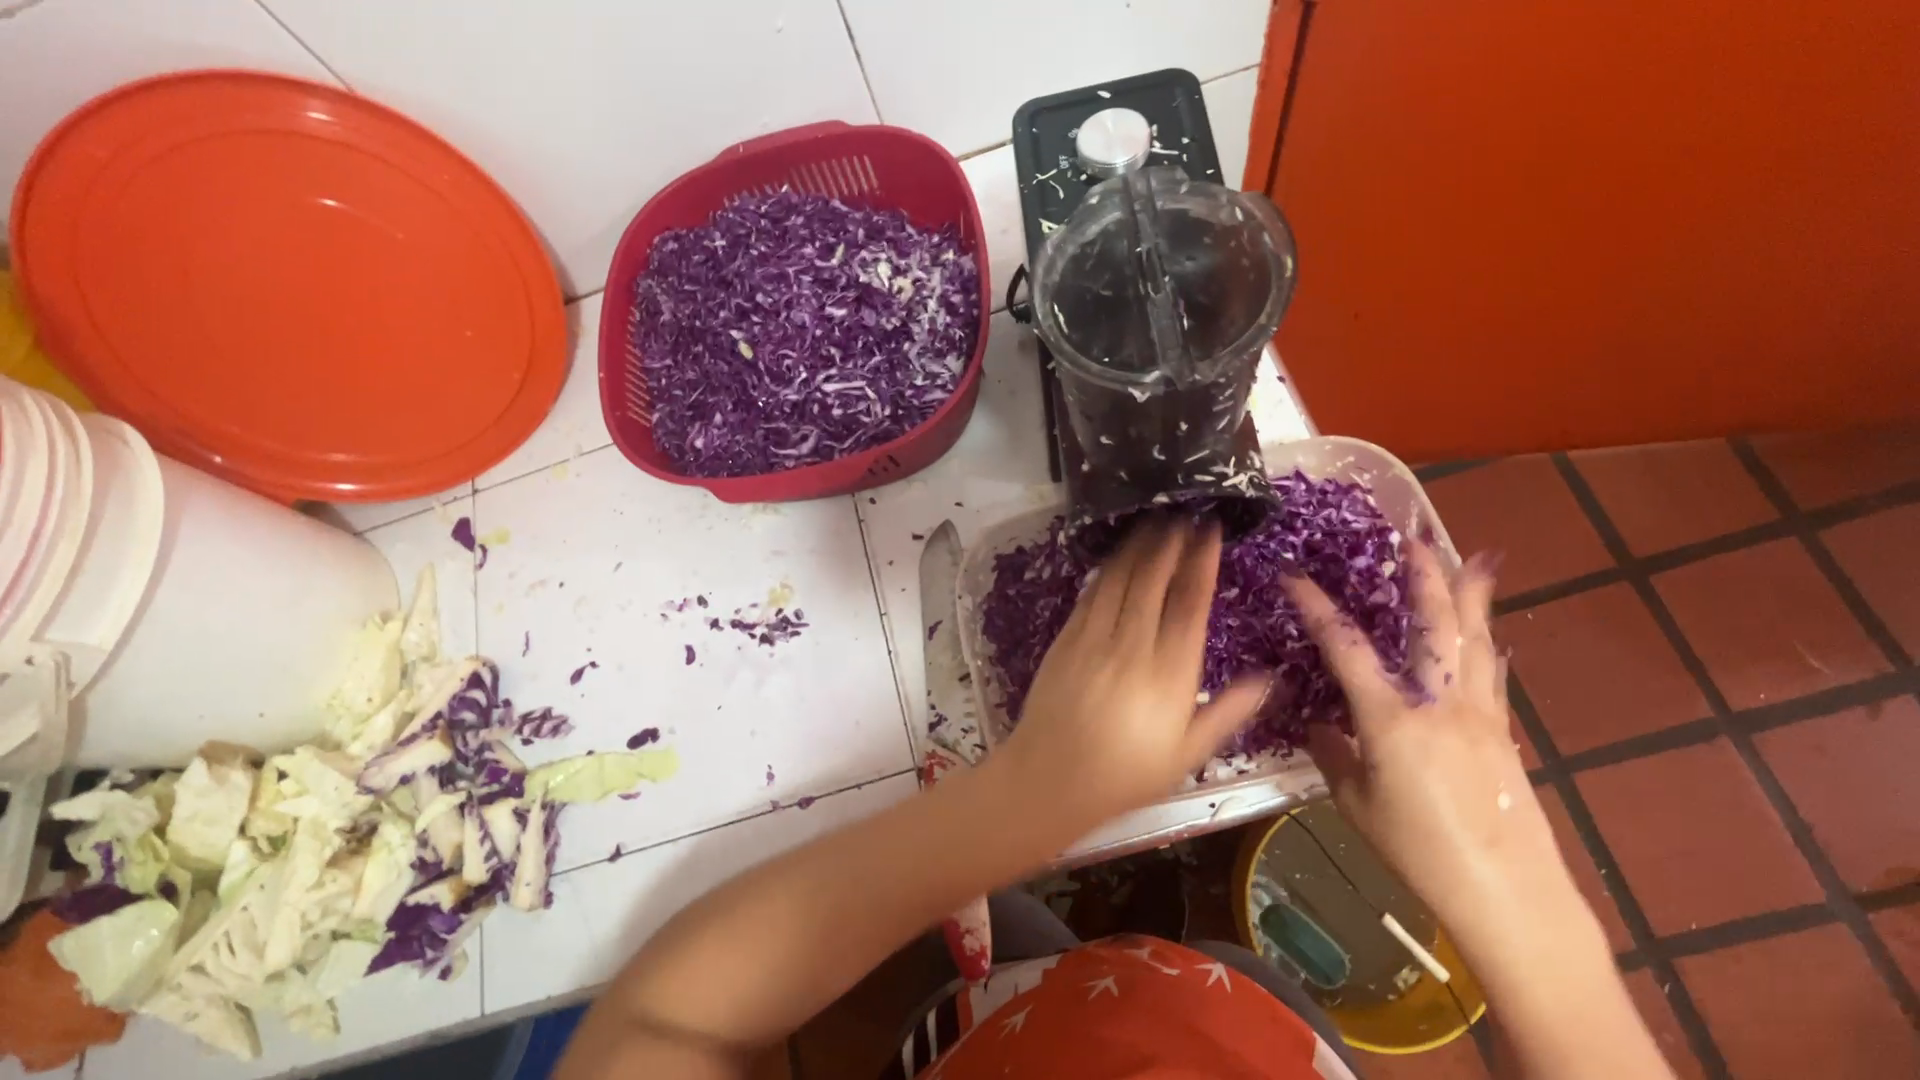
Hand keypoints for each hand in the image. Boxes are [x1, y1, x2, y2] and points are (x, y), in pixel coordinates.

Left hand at [999, 518, 1269, 828]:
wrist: (1051, 778)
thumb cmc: (1126, 774)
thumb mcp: (1187, 753)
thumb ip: (1227, 711)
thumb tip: (1268, 679)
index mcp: (1171, 672)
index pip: (1190, 602)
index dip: (1201, 561)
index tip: (1210, 530)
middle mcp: (1133, 646)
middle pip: (1154, 579)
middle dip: (1170, 541)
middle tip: (1183, 511)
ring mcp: (1094, 639)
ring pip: (1120, 579)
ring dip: (1138, 546)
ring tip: (1154, 521)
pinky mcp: (1065, 640)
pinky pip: (1090, 594)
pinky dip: (1106, 570)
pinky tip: (1116, 557)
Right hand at [1287, 545, 1574, 935]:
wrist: (1507, 890)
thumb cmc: (1418, 851)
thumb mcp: (1356, 804)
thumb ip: (1334, 755)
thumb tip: (1322, 725)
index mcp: (1392, 719)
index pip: (1347, 648)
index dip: (1318, 608)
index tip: (1295, 577)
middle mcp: (1441, 702)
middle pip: (1434, 623)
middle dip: (1423, 575)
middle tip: (1415, 537)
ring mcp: (1481, 713)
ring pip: (1476, 638)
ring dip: (1470, 594)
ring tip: (1470, 559)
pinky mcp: (1504, 732)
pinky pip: (1493, 672)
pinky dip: (1486, 642)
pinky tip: (1488, 635)